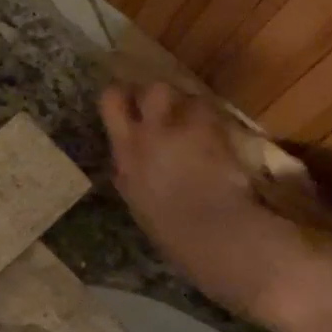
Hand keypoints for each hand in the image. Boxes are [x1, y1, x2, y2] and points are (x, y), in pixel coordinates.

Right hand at [99, 82, 304, 320]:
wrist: (220, 240)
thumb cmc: (180, 240)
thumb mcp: (142, 207)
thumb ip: (135, 177)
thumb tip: (134, 166)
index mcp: (124, 158)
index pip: (110, 103)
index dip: (123, 98)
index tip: (133, 103)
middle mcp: (144, 136)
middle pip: (146, 90)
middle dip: (156, 92)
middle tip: (169, 105)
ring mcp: (176, 129)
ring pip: (176, 91)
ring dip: (186, 100)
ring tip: (197, 115)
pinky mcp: (208, 130)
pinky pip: (207, 108)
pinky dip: (213, 115)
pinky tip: (222, 129)